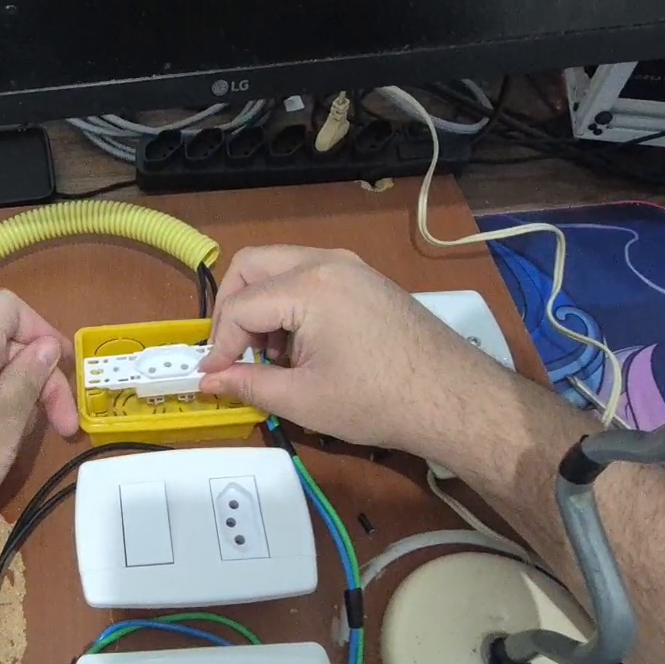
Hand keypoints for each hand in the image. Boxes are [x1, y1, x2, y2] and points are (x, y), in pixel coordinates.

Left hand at [0, 289, 77, 548]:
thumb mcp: (7, 416)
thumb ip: (30, 374)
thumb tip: (46, 345)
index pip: (9, 306)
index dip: (41, 330)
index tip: (62, 370)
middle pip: (4, 341)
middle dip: (40, 375)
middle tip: (64, 424)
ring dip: (21, 396)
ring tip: (33, 435)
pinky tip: (3, 442)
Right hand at [196, 245, 511, 460]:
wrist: (457, 399)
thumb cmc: (378, 401)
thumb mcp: (302, 400)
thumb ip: (247, 384)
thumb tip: (207, 380)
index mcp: (309, 287)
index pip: (239, 306)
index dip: (219, 344)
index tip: (211, 375)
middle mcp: (326, 262)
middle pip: (251, 265)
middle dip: (232, 308)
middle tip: (234, 351)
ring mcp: (349, 265)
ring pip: (278, 266)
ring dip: (260, 305)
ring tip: (270, 355)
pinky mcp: (364, 278)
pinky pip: (307, 274)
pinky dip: (288, 302)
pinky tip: (300, 345)